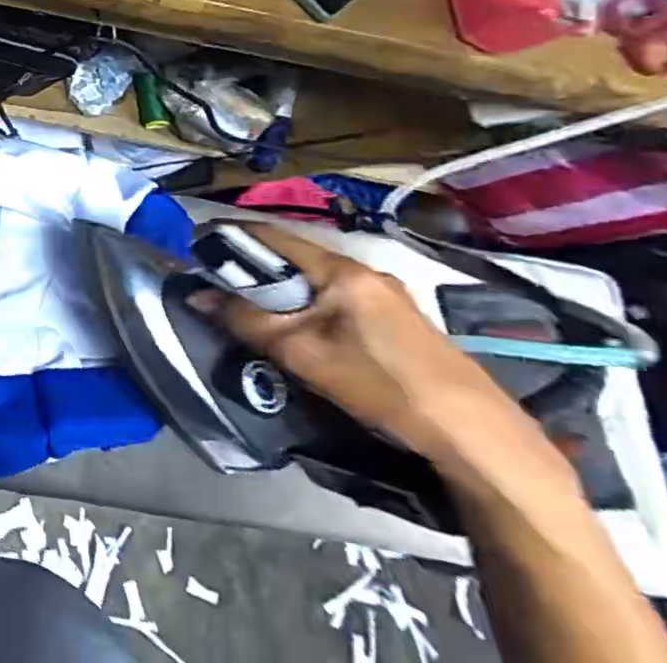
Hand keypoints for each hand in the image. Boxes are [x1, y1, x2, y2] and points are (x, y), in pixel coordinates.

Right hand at [194, 222, 540, 470]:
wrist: (469, 430)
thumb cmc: (379, 383)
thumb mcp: (303, 354)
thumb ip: (248, 321)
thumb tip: (198, 294)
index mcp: (342, 270)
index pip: (275, 237)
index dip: (233, 236)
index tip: (199, 245)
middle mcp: (366, 270)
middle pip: (297, 257)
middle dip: (255, 266)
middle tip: (220, 283)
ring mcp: (387, 293)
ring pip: (318, 279)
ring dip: (283, 287)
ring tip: (253, 307)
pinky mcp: (398, 318)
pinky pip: (339, 297)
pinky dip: (309, 303)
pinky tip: (301, 328)